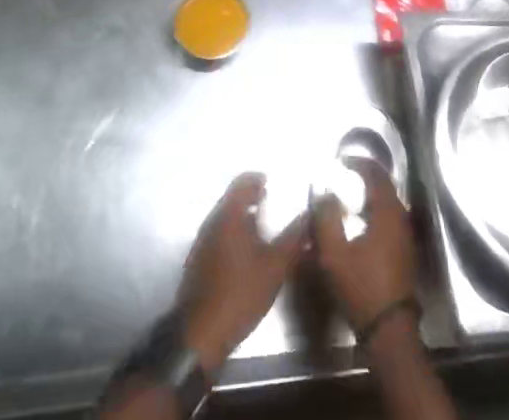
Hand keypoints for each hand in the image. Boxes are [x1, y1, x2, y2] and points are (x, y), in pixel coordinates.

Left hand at [176, 173, 305, 372]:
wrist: (202, 329)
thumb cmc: (241, 292)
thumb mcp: (274, 266)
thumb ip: (293, 238)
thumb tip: (308, 216)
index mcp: (228, 215)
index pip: (242, 182)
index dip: (259, 179)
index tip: (275, 184)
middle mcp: (212, 221)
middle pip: (233, 198)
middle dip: (254, 198)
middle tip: (275, 205)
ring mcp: (202, 240)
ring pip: (226, 217)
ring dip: (245, 217)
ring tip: (267, 229)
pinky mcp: (200, 258)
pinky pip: (220, 234)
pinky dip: (236, 233)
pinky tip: (250, 252)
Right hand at [313, 161, 416, 341]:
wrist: (388, 330)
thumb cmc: (360, 286)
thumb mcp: (333, 252)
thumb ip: (326, 217)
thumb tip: (324, 191)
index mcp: (388, 215)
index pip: (378, 176)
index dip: (360, 163)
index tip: (340, 160)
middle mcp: (402, 221)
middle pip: (385, 188)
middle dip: (363, 177)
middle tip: (339, 176)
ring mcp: (405, 238)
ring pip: (388, 204)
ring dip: (368, 195)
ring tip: (344, 197)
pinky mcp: (403, 252)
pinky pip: (389, 219)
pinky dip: (373, 211)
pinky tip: (356, 223)